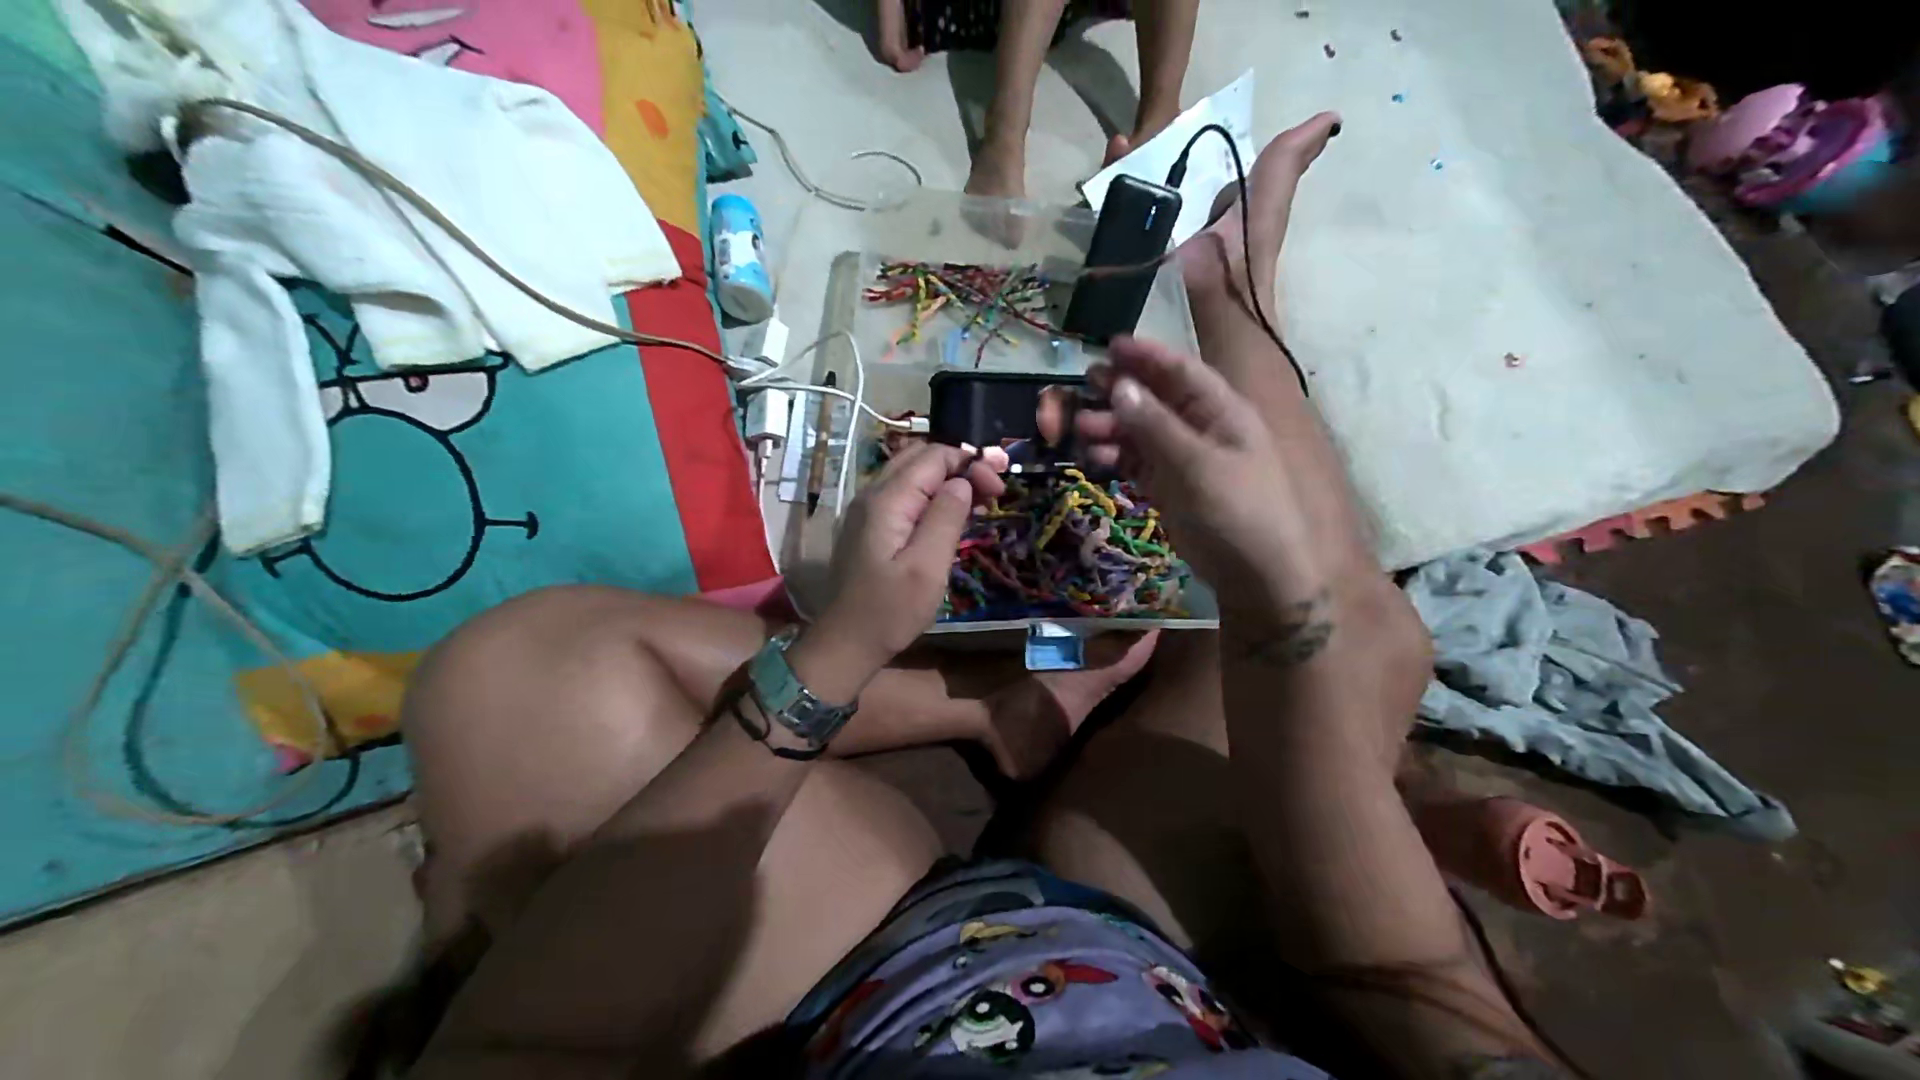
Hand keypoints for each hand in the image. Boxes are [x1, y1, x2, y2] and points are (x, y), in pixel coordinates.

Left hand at [798, 442, 1007, 694]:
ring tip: (979, 502)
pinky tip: (951, 516)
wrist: (846, 642)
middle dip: (961, 466)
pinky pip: (904, 494)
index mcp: (887, 500)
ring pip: (912, 474)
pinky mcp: (870, 526)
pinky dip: (932, 495)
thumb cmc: (889, 611)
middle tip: (992, 491)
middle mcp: (873, 494)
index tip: (998, 489)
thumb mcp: (926, 567)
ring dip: (947, 479)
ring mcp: (867, 510)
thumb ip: (945, 518)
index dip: (970, 463)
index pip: (934, 457)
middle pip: (921, 458)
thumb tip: (963, 481)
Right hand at [1075, 337, 1326, 617]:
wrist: (1255, 572)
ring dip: (1110, 425)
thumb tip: (1118, 386)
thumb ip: (1156, 426)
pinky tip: (1094, 456)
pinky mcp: (1167, 484)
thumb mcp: (1197, 464)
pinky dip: (1114, 455)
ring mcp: (1181, 457)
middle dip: (1119, 390)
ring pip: (1138, 429)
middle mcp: (1199, 426)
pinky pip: (1135, 459)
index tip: (1109, 345)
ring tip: (1081, 429)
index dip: (1146, 356)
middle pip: (1153, 397)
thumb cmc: (1238, 509)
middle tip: (1083, 385)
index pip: (1180, 371)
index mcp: (1220, 410)